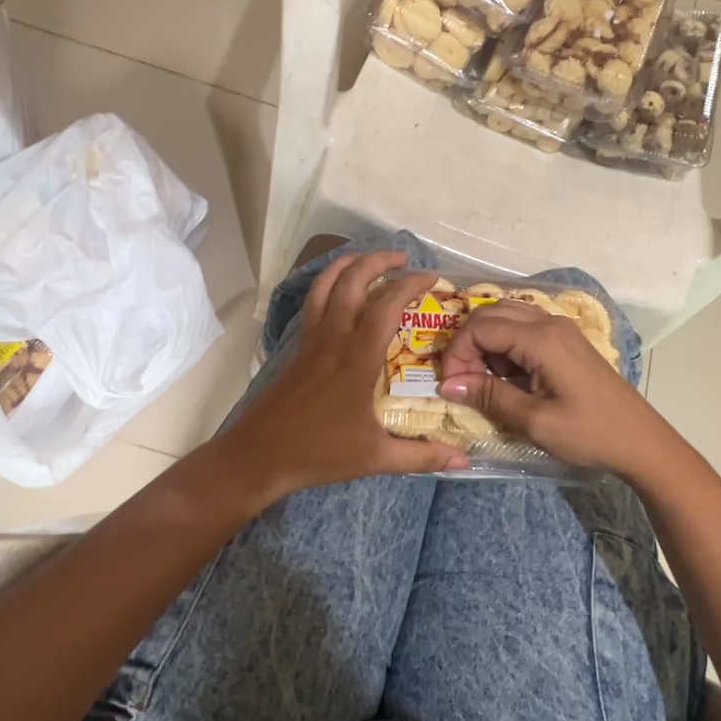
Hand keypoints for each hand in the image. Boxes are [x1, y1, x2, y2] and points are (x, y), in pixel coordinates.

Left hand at [212, 251, 466, 504]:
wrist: (258, 456)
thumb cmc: (318, 453)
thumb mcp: (375, 457)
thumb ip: (421, 456)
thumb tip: (463, 461)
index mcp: (356, 358)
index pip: (386, 305)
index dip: (411, 285)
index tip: (432, 279)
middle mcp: (333, 339)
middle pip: (351, 280)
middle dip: (378, 260)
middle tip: (403, 259)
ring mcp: (311, 340)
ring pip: (325, 284)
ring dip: (348, 264)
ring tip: (370, 260)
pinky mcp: (297, 348)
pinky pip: (314, 303)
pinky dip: (329, 285)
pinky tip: (341, 294)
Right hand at [437, 300, 678, 477]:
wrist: (640, 440)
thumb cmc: (589, 433)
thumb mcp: (534, 421)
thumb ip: (489, 397)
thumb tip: (449, 386)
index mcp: (541, 339)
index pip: (480, 327)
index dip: (457, 353)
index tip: (451, 385)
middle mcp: (549, 323)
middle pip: (490, 313)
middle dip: (467, 344)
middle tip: (462, 381)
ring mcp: (561, 329)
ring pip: (506, 317)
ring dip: (485, 343)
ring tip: (482, 381)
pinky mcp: (567, 341)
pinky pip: (524, 328)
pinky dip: (505, 346)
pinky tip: (507, 377)